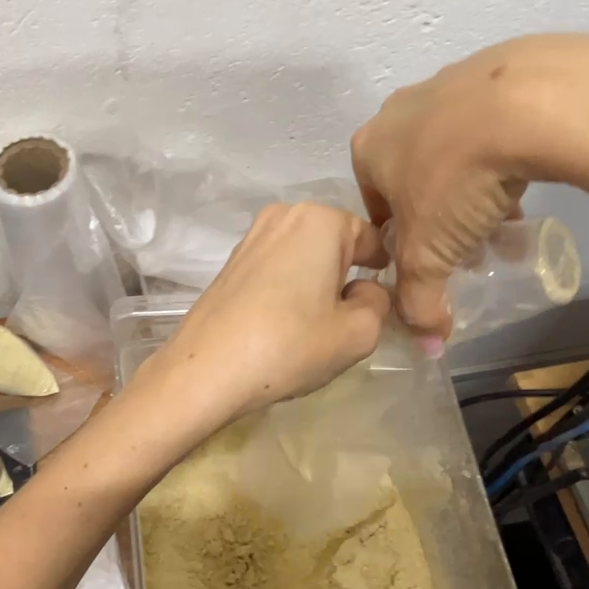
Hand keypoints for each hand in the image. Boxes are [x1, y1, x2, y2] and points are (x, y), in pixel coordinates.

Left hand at [138, 201, 390, 427]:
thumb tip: (364, 290)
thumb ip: (378, 303)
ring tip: (311, 329)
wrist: (204, 371)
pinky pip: (273, 274)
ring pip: (301, 261)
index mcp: (320, 219)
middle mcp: (282, 217)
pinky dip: (285, 294)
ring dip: (313, 287)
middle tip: (346, 321)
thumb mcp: (357, 333)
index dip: (383, 270)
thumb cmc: (288, 346)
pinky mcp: (227, 267)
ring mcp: (249, 240)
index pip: (371, 239)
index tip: (383, 300)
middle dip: (344, 277)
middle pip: (333, 247)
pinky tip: (280, 328)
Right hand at [351, 34, 588, 344]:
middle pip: (413, 177)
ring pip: (453, 149)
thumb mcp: (429, 256)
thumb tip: (427, 346)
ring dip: (471, 185)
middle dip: (438, 213)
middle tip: (466, 242)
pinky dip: (502, 149)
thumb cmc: (456, 180)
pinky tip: (525, 172)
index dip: (400, 240)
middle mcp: (399, 111)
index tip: (428, 258)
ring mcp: (448, 83)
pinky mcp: (499, 67)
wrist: (534, 102)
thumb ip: (418, 301)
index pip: (374, 207)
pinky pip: (492, 121)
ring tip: (501, 216)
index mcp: (368, 149)